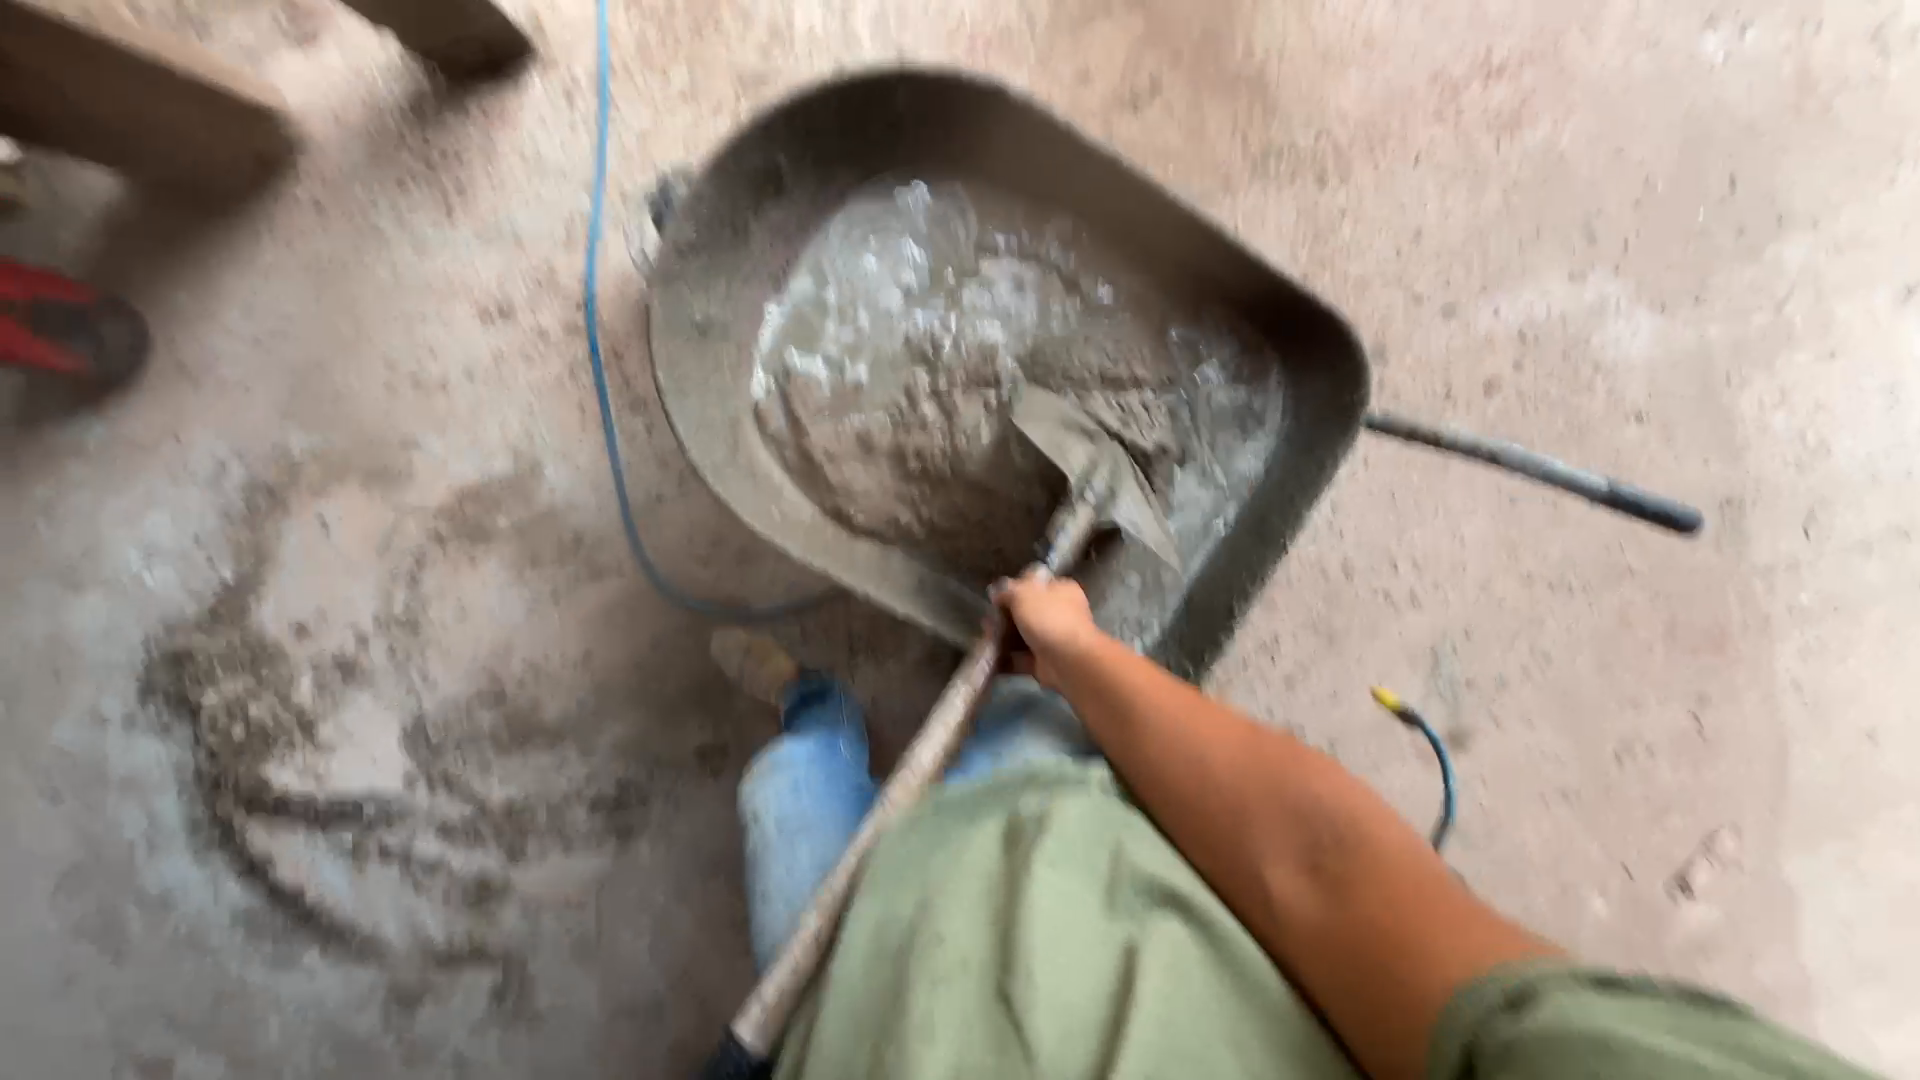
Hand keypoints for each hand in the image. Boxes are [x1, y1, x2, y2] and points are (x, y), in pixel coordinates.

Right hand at [991, 570, 1104, 690]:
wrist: (1068, 661)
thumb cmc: (1048, 618)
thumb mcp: (1023, 593)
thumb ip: (1008, 589)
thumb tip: (997, 591)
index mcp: (1061, 590)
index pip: (1036, 585)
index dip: (1015, 589)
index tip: (996, 596)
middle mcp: (1059, 613)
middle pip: (1026, 612)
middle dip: (1005, 617)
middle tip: (987, 621)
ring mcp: (1052, 639)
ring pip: (1022, 636)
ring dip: (1002, 638)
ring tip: (985, 638)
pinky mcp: (1044, 662)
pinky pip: (1020, 658)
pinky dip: (1005, 659)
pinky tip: (989, 657)